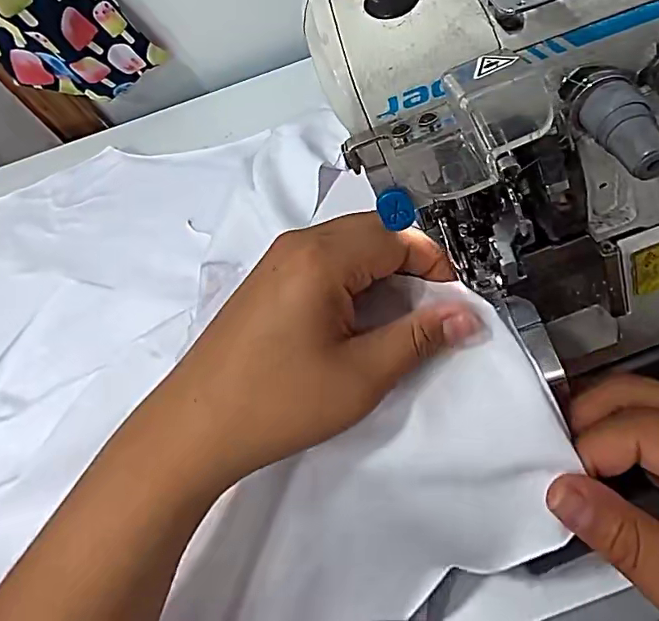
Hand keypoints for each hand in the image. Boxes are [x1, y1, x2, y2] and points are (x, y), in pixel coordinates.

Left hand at [140, 212, 480, 486]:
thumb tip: (464, 315)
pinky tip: (355, 315)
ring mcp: (279, 256)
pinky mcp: (268, 274)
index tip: (452, 299)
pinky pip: (325, 254)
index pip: (397, 236)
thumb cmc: (277, 403)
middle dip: (410, 260)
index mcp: (321, 257)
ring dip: (382, 266)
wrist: (194, 428)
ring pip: (350, 240)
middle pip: (374, 229)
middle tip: (429, 307)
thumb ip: (418, 338)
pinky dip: (353, 273)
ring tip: (396, 315)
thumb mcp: (361, 375)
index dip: (434, 263)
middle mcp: (298, 243)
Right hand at [545, 375, 658, 620]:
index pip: (636, 426)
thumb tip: (566, 492)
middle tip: (555, 464)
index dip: (589, 451)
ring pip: (637, 401)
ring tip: (569, 467)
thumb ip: (626, 538)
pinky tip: (597, 468)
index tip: (560, 484)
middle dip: (586, 421)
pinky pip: (647, 425)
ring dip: (597, 426)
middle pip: (633, 393)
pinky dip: (614, 439)